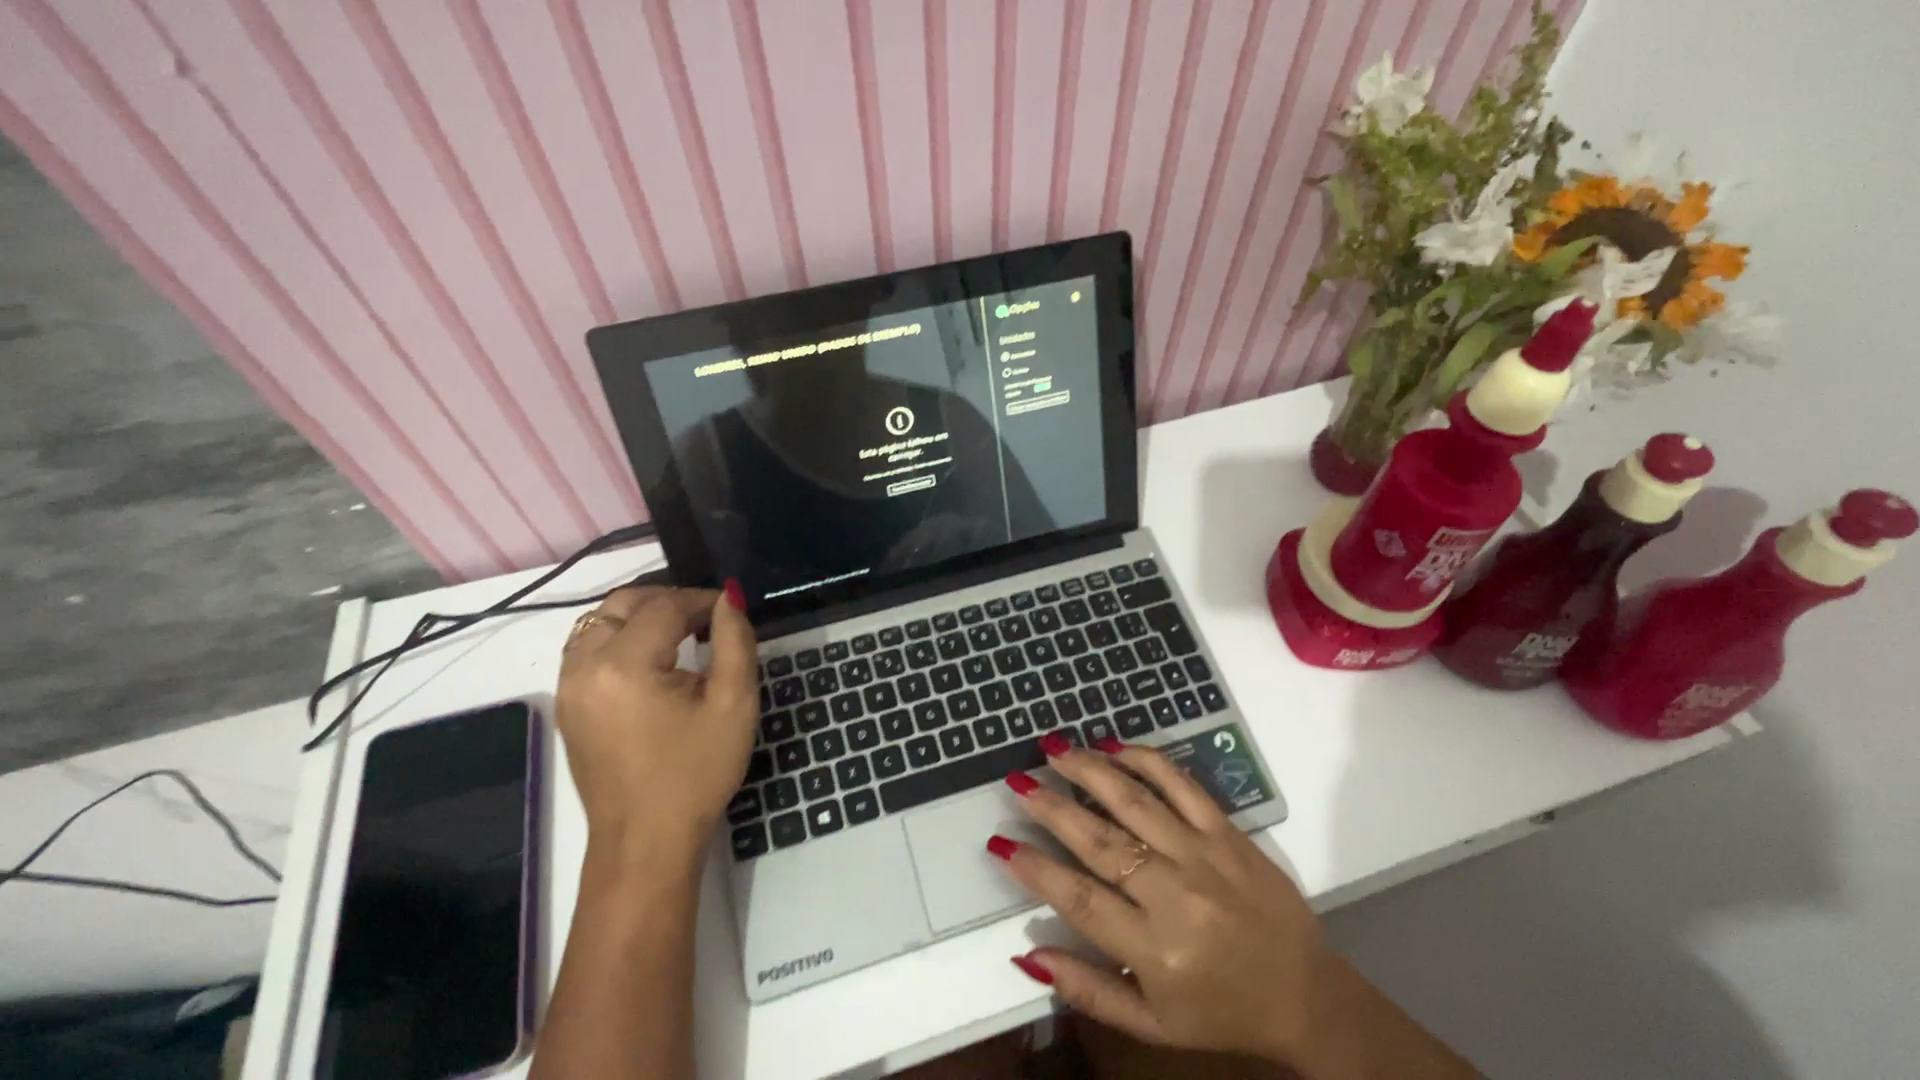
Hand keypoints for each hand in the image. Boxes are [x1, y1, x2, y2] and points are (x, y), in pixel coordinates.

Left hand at [554, 582, 756, 870]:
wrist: (646, 842)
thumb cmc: (696, 774)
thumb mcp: (733, 705)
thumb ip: (735, 641)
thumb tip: (729, 597)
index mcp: (623, 664)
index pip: (663, 606)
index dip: (700, 600)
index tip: (729, 610)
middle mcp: (584, 666)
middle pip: (623, 603)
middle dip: (667, 600)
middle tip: (707, 618)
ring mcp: (568, 687)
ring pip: (599, 622)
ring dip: (639, 616)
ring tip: (681, 634)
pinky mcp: (566, 705)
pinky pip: (587, 649)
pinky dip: (618, 638)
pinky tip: (652, 659)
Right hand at [992, 738, 1328, 1068]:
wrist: (1304, 994)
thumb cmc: (1219, 1012)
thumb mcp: (1150, 1023)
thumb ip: (1086, 990)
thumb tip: (1027, 954)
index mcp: (1153, 948)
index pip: (1078, 898)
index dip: (1035, 868)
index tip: (1002, 842)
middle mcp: (1176, 895)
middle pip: (1100, 840)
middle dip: (1052, 807)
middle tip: (1017, 781)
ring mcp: (1205, 856)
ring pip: (1136, 802)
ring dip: (1090, 771)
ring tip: (1054, 749)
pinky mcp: (1230, 834)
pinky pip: (1184, 787)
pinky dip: (1148, 762)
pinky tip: (1116, 746)